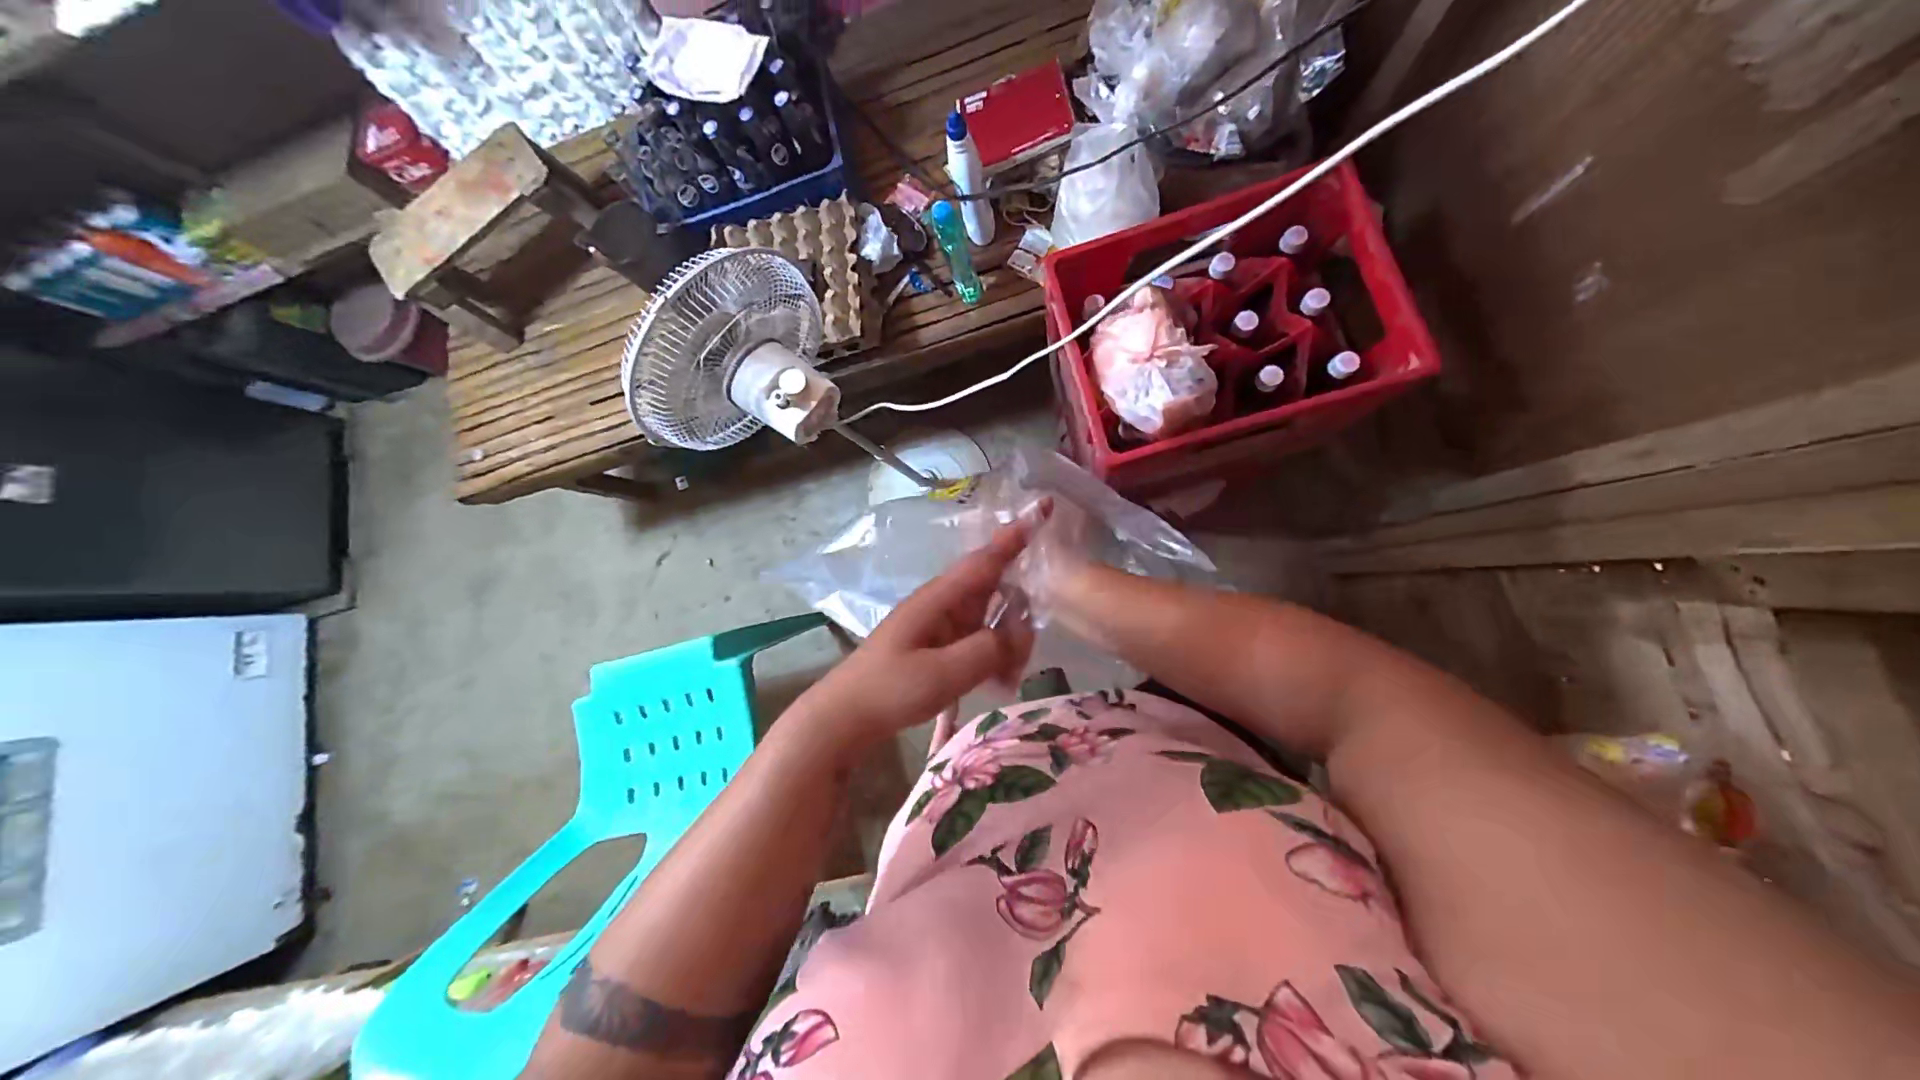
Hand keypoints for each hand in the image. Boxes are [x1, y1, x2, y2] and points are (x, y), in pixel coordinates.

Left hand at [789, 521, 1037, 754]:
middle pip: (998, 592)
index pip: (986, 559)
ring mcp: (944, 626)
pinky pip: (982, 642)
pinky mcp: (943, 647)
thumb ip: (987, 650)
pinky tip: (998, 685)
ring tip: (1005, 680)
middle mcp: (945, 604)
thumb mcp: (942, 673)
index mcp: (940, 599)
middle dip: (1019, 619)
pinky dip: (995, 659)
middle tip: (1019, 660)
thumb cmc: (890, 689)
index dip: (1016, 535)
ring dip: (1008, 646)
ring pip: (994, 620)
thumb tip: (1017, 633)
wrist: (847, 716)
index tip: (1045, 506)